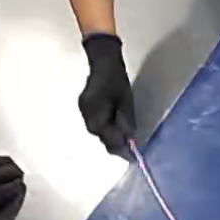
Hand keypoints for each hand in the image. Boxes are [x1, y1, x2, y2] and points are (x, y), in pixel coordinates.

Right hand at [78, 33, 134, 152]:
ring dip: (113, 137)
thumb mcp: (126, 102)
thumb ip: (127, 123)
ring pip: (101, 134)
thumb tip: (130, 140)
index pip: (111, 142)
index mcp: (97, 119)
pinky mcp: (86, 111)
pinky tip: (116, 126)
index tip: (134, 158)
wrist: (102, 61)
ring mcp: (85, 116)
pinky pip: (98, 126)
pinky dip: (108, 128)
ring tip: (126, 138)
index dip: (124, 151)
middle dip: (118, 146)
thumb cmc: (115, 79)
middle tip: (132, 149)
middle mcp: (88, 121)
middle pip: (105, 141)